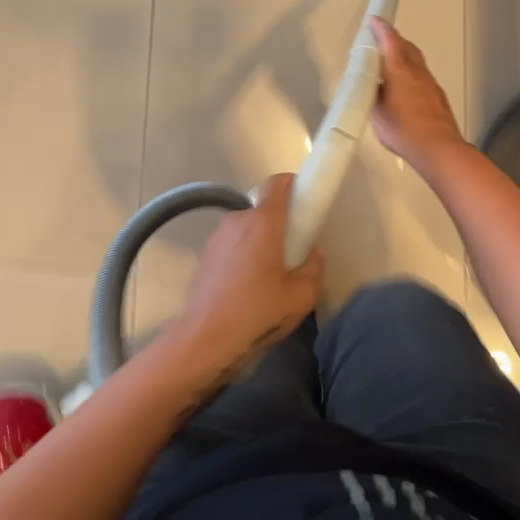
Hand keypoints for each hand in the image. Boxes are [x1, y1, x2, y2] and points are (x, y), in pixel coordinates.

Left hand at [172, 173, 324, 377]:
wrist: (205, 336)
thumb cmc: (257, 313)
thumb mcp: (299, 297)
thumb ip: (313, 269)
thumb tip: (313, 253)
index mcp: (263, 222)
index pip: (277, 183)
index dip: (291, 184)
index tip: (303, 200)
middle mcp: (237, 219)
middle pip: (263, 210)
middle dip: (278, 226)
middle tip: (290, 255)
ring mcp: (218, 234)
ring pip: (246, 228)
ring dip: (258, 243)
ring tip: (266, 278)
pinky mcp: (205, 252)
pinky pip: (232, 243)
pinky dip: (242, 255)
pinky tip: (245, 286)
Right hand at [369, 17, 466, 171]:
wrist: (439, 148)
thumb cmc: (403, 130)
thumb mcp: (377, 114)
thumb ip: (373, 95)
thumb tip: (374, 86)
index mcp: (399, 71)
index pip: (390, 41)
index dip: (381, 29)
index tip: (374, 20)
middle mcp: (416, 72)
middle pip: (406, 46)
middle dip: (393, 39)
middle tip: (380, 41)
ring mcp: (430, 83)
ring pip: (416, 60)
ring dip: (403, 54)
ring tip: (390, 63)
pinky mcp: (437, 95)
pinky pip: (421, 75)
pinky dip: (411, 71)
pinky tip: (404, 86)